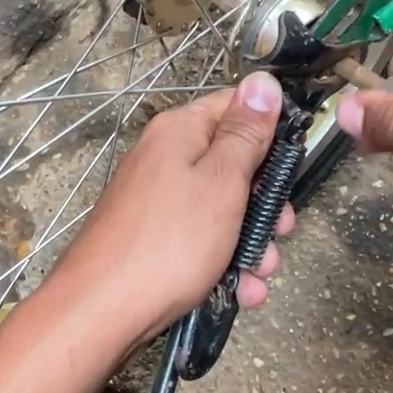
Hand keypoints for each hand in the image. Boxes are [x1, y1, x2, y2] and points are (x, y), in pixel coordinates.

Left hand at [52, 71, 295, 345]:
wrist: (99, 313)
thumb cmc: (169, 242)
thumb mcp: (222, 181)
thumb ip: (246, 133)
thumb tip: (263, 80)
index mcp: (179, 132)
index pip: (235, 107)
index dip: (270, 133)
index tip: (293, 166)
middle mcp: (164, 159)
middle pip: (233, 164)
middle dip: (265, 202)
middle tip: (280, 230)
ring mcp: (157, 202)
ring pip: (222, 210)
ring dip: (251, 242)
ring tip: (259, 274)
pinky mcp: (153, 240)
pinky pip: (201, 242)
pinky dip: (224, 264)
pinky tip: (240, 292)